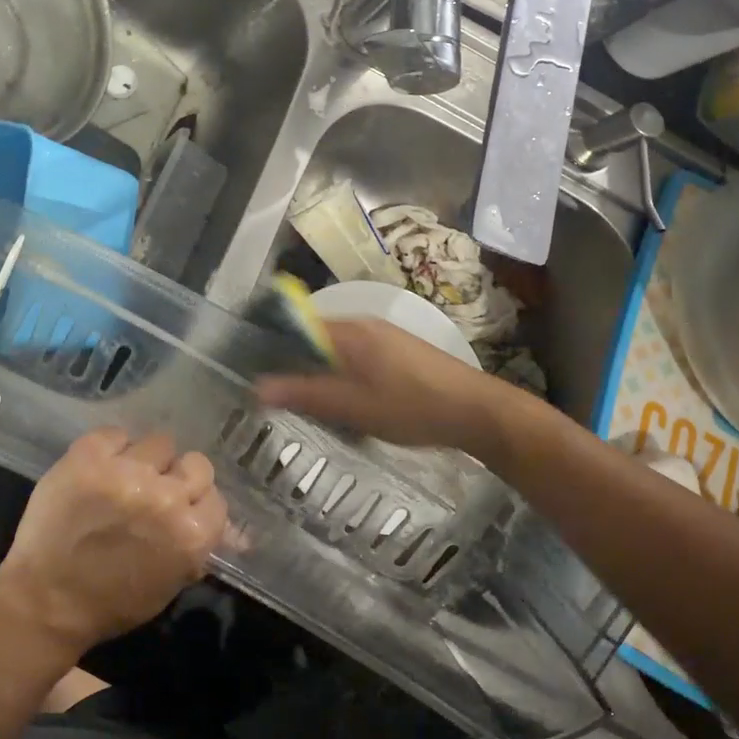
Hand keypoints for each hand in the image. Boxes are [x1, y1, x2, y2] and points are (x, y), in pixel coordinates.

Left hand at [0, 428, 227, 654]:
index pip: (216, 498)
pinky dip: (111, 448)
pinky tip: (99, 468)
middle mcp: (165, 497)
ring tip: (124, 478)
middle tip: (155, 490)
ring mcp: (125, 472)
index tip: (181, 507)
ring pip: (158, 443)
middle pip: (195, 464)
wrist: (46, 599)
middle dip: (178, 477)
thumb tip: (215, 524)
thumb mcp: (170, 583)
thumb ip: (195, 547)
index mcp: (191, 535)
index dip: (197, 502)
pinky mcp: (89, 456)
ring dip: (146, 460)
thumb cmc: (111, 603)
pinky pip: (115, 434)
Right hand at [257, 318, 523, 451]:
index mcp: (348, 331)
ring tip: (316, 405)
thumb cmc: (413, 407)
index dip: (273, 346)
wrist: (482, 413)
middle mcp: (364, 325)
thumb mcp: (353, 407)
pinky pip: (358, 359)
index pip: (296, 326)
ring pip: (338, 351)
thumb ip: (305, 395)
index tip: (258, 371)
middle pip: (316, 338)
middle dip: (298, 365)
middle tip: (285, 398)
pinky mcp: (402, 353)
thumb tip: (256, 388)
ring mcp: (386, 337)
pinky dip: (346, 377)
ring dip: (324, 374)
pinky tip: (352, 403)